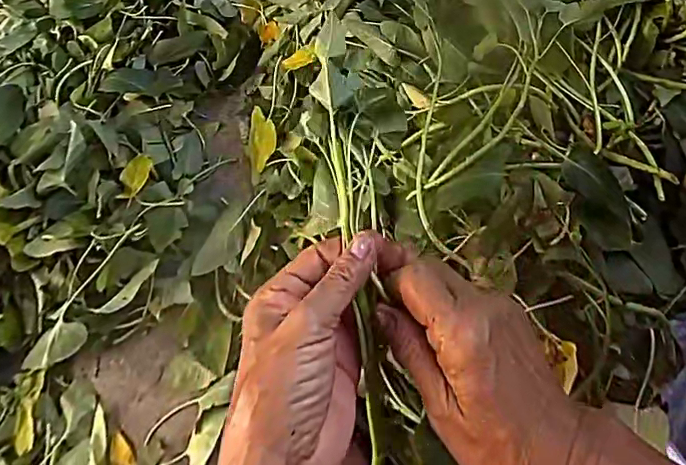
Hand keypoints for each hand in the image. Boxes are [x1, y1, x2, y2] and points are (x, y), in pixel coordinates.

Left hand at [220, 233, 381, 464]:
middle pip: (341, 276)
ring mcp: (326, 335)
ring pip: (358, 300)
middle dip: (370, 267)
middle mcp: (302, 310)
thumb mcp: (306, 326)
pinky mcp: (347, 359)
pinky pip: (369, 328)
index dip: (352, 247)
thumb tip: (364, 241)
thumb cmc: (279, 392)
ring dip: (379, 290)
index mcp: (281, 295)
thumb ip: (338, 282)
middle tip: (402, 259)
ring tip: (406, 279)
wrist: (287, 461)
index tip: (384, 243)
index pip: (321, 256)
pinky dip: (384, 317)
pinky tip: (401, 307)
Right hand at [373, 249, 662, 464]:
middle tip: (379, 295)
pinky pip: (466, 288)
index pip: (416, 275)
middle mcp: (483, 303)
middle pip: (431, 266)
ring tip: (404, 314)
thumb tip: (380, 311)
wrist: (557, 444)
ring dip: (424, 286)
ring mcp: (499, 300)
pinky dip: (445, 297)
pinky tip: (436, 324)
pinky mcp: (508, 305)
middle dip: (402, 274)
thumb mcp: (442, 408)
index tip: (369, 285)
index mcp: (463, 330)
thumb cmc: (495, 441)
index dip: (389, 275)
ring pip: (448, 274)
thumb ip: (409, 352)